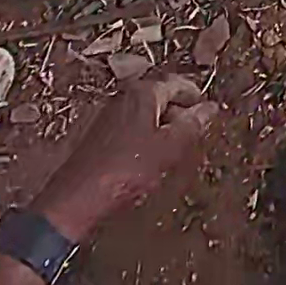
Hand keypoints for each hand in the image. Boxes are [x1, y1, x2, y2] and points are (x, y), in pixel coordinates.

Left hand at [31, 75, 218, 241]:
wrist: (75, 200)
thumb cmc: (126, 170)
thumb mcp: (169, 147)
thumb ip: (192, 125)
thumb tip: (211, 107)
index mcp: (144, 92)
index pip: (178, 84)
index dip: (196, 97)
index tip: (209, 111)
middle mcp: (125, 96)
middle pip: (162, 96)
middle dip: (181, 112)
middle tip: (196, 132)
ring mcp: (110, 114)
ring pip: (147, 113)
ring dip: (164, 126)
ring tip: (176, 148)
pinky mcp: (100, 134)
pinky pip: (133, 127)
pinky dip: (147, 136)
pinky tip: (150, 159)